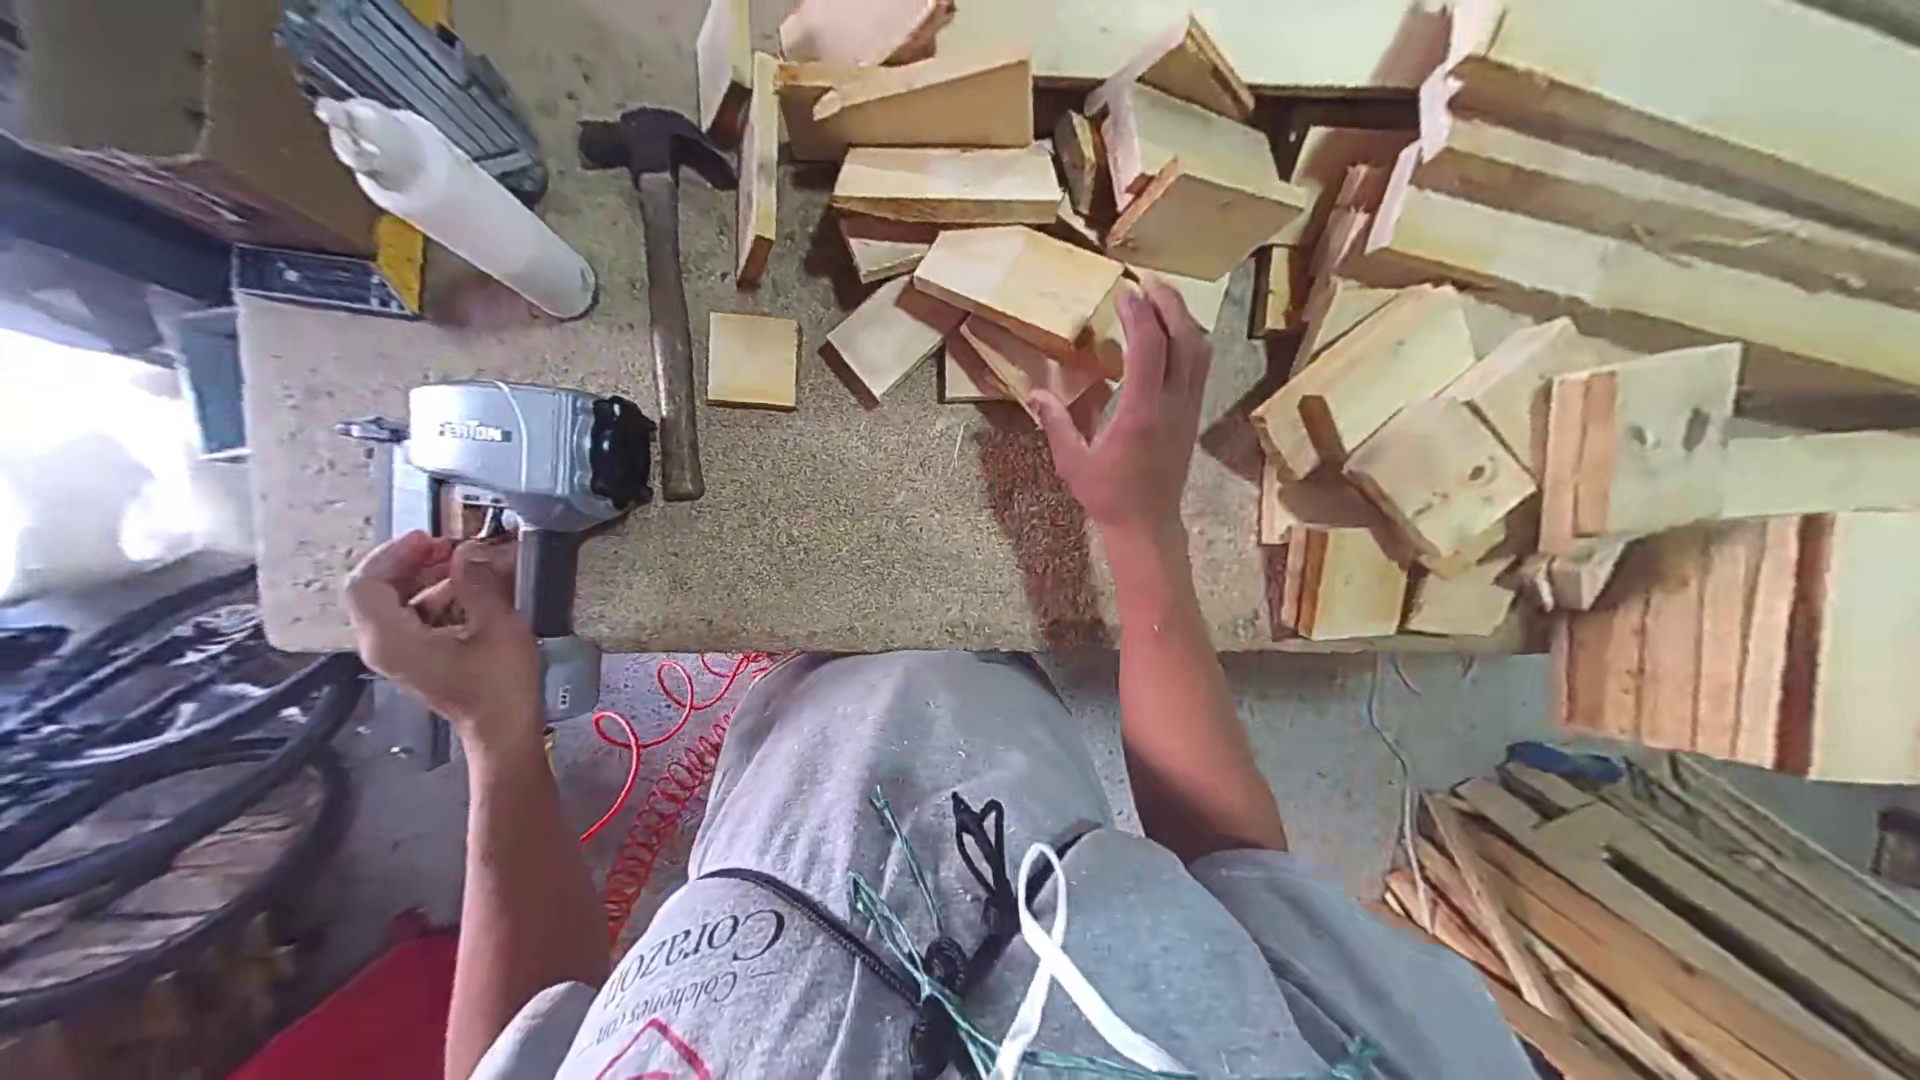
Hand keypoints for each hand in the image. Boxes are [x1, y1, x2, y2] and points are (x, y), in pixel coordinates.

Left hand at [342, 531, 541, 754]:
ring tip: (474, 567)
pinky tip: (475, 593)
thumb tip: (469, 551)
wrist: (504, 728)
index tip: (432, 538)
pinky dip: (440, 599)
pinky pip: (417, 618)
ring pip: (401, 603)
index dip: (395, 554)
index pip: (365, 583)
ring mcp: (400, 654)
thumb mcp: (496, 626)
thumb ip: (478, 583)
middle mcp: (382, 645)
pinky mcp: (420, 658)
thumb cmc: (499, 681)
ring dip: (433, 579)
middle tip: (457, 548)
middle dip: (416, 563)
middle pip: (379, 591)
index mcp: (389, 638)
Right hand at [1031, 279, 1210, 543]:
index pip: (1149, 350)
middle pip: (1184, 338)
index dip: (1139, 314)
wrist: (1148, 524)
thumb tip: (1034, 393)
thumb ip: (1056, 423)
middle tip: (1146, 280)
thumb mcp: (1073, 461)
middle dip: (1168, 303)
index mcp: (1141, 413)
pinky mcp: (1193, 414)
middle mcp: (1172, 404)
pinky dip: (1189, 338)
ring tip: (1161, 298)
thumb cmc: (1108, 495)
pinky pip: (1201, 366)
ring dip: (1182, 317)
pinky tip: (1172, 332)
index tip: (1123, 291)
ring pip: (1200, 349)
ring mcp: (1188, 408)